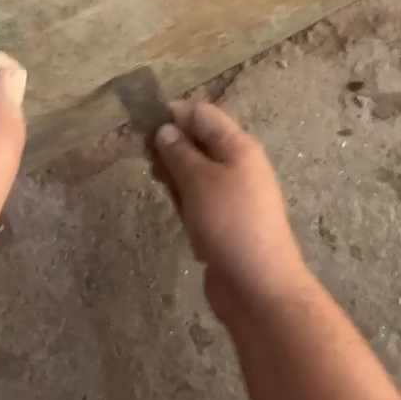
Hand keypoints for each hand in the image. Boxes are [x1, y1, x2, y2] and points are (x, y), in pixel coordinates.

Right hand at [153, 100, 313, 319]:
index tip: (142, 124)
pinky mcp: (225, 221)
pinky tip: (176, 213)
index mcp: (239, 146)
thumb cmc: (230, 223)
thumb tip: (165, 129)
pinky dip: (185, 200)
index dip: (174, 114)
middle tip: (148, 160)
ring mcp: (233, 195)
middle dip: (172, 146)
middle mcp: (239, 165)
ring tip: (160, 186)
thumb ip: (179, 152)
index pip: (203, 114)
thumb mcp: (199, 181)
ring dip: (176, 175)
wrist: (257, 285)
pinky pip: (200, 199)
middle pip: (200, 142)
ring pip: (197, 172)